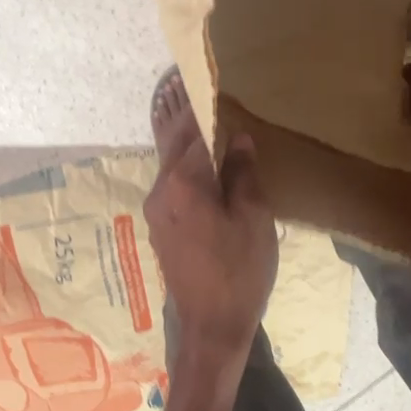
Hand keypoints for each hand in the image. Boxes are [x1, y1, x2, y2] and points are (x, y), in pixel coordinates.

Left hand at [145, 72, 277, 362]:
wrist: (211, 326)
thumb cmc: (240, 273)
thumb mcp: (253, 219)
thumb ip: (243, 173)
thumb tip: (238, 139)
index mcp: (184, 183)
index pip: (197, 131)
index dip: (210, 108)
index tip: (219, 84)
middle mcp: (161, 190)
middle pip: (173, 141)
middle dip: (187, 114)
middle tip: (198, 84)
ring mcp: (156, 210)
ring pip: (170, 162)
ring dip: (184, 139)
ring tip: (199, 113)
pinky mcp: (160, 228)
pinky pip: (172, 183)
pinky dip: (184, 164)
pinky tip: (200, 160)